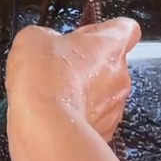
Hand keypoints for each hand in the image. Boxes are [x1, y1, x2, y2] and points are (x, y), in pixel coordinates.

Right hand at [5, 18, 140, 140]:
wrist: (44, 124)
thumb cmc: (45, 77)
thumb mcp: (34, 38)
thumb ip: (48, 37)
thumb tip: (47, 45)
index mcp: (110, 45)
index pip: (125, 28)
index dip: (105, 30)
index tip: (87, 35)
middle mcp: (120, 76)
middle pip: (111, 63)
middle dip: (88, 64)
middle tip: (61, 67)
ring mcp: (114, 108)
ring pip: (103, 94)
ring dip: (83, 92)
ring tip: (54, 94)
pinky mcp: (104, 133)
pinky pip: (94, 119)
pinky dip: (78, 116)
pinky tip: (55, 115)